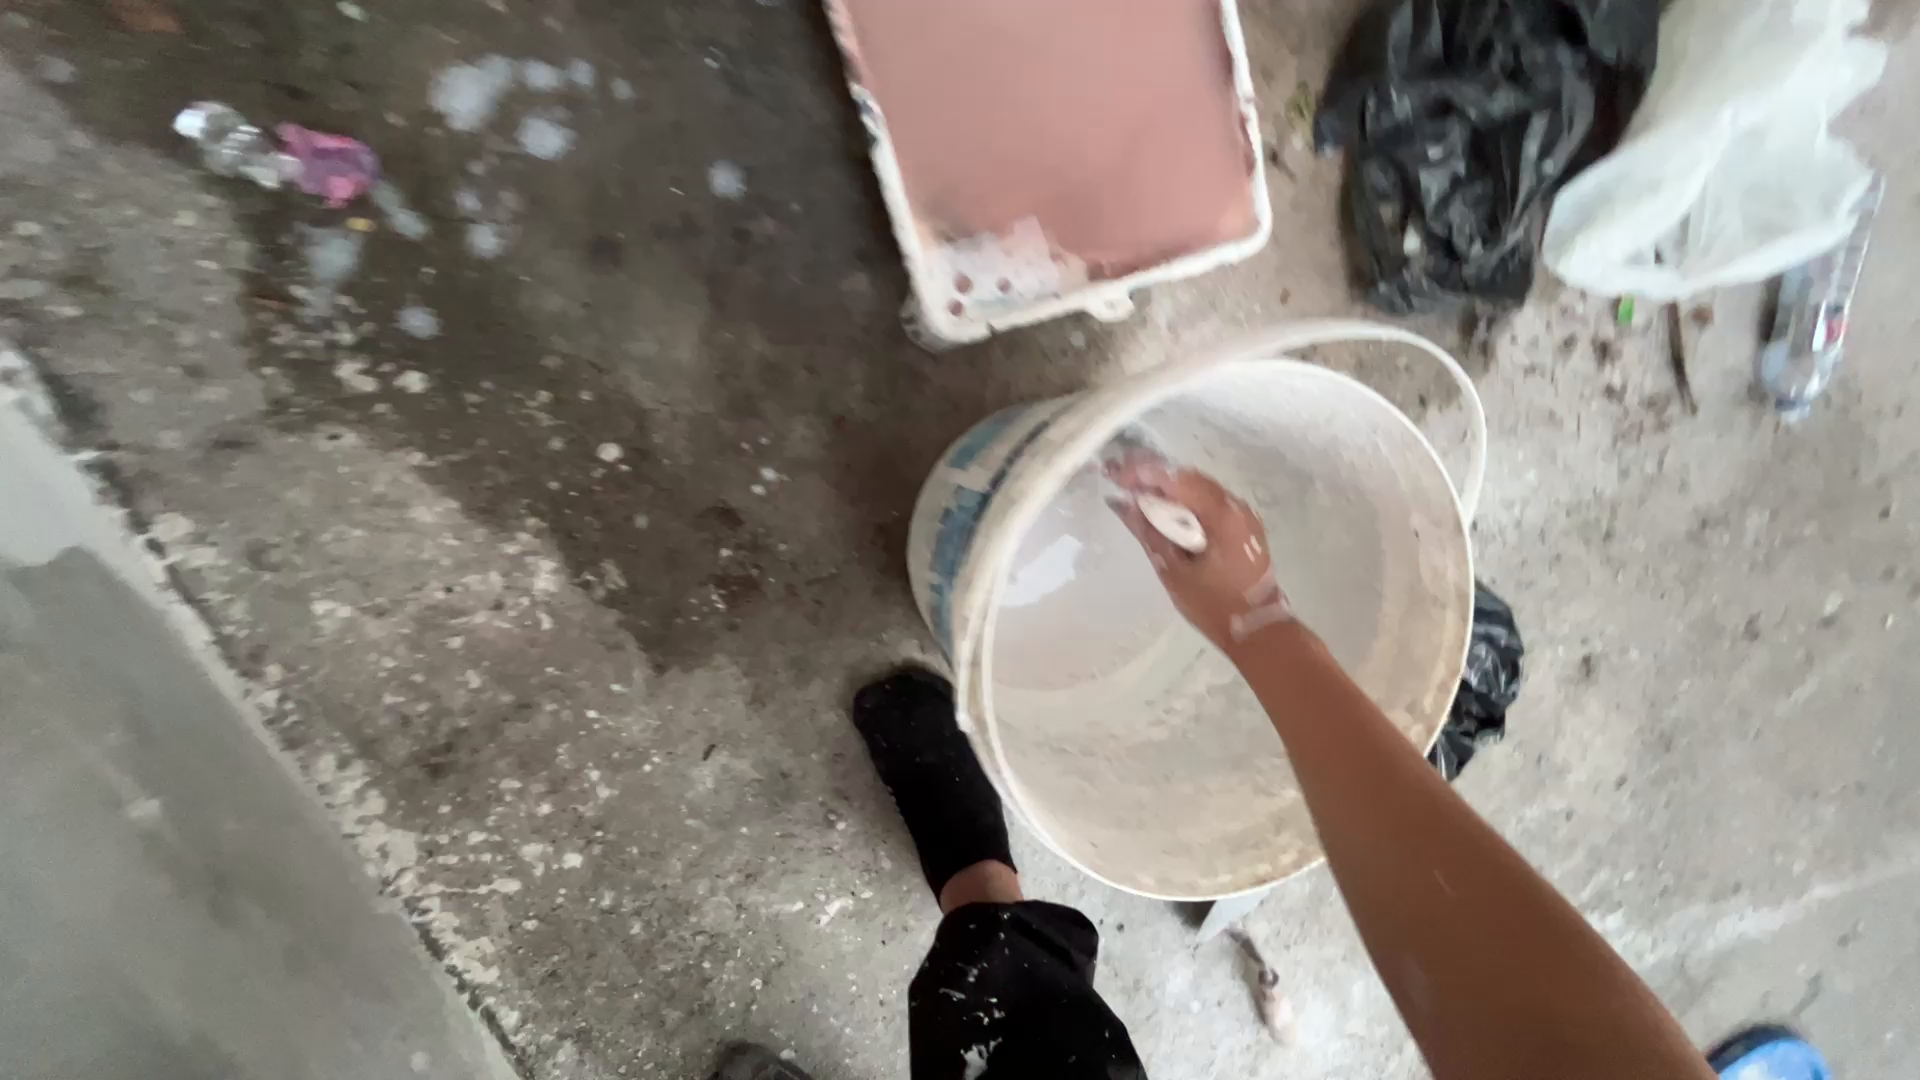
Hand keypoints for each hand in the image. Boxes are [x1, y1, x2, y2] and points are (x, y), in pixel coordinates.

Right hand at [1104, 452, 1292, 651]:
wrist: (1259, 631)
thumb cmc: (1213, 605)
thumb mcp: (1172, 570)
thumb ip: (1147, 532)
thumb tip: (1121, 503)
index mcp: (1221, 515)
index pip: (1176, 480)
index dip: (1142, 473)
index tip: (1114, 475)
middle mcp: (1236, 506)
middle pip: (1188, 477)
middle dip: (1152, 475)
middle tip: (1118, 476)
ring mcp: (1242, 514)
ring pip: (1198, 487)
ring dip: (1166, 487)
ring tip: (1134, 489)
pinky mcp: (1241, 525)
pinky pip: (1207, 501)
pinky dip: (1182, 500)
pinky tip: (1162, 507)